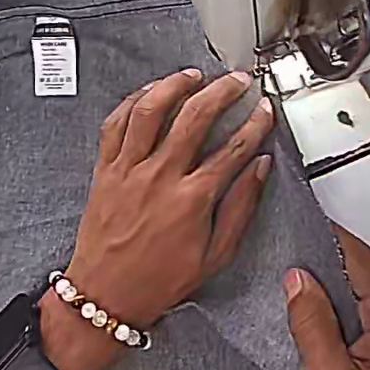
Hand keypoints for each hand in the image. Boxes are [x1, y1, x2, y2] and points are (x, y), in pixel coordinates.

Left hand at [44, 68, 276, 369]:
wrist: (107, 293)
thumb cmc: (158, 279)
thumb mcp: (215, 256)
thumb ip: (241, 209)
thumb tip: (259, 170)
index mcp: (191, 200)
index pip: (232, 149)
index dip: (254, 124)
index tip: (264, 111)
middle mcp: (159, 177)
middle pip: (195, 118)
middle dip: (221, 92)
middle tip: (236, 82)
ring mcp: (129, 170)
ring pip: (151, 111)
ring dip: (174, 85)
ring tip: (193, 75)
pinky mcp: (105, 170)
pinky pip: (115, 124)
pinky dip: (132, 102)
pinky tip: (148, 92)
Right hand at [285, 226, 369, 369]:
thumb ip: (313, 325)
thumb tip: (297, 277)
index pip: (358, 256)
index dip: (325, 234)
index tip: (291, 222)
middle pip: (365, 272)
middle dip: (324, 263)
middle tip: (282, 261)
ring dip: (337, 290)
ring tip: (296, 291)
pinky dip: (352, 311)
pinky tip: (326, 324)